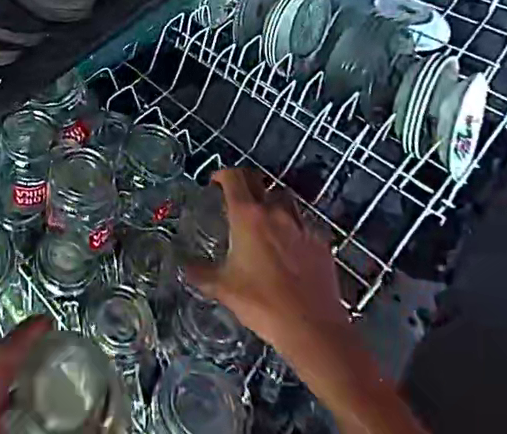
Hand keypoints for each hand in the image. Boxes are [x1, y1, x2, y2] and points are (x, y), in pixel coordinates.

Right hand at [180, 169, 347, 350]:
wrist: (314, 331)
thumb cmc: (263, 304)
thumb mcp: (223, 288)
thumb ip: (200, 273)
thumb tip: (184, 268)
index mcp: (247, 215)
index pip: (234, 177)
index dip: (222, 174)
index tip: (216, 183)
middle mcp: (275, 213)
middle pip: (259, 181)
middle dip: (245, 183)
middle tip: (236, 197)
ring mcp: (302, 227)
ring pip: (285, 199)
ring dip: (272, 201)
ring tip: (265, 218)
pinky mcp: (322, 245)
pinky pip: (305, 224)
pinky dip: (294, 226)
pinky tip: (290, 245)